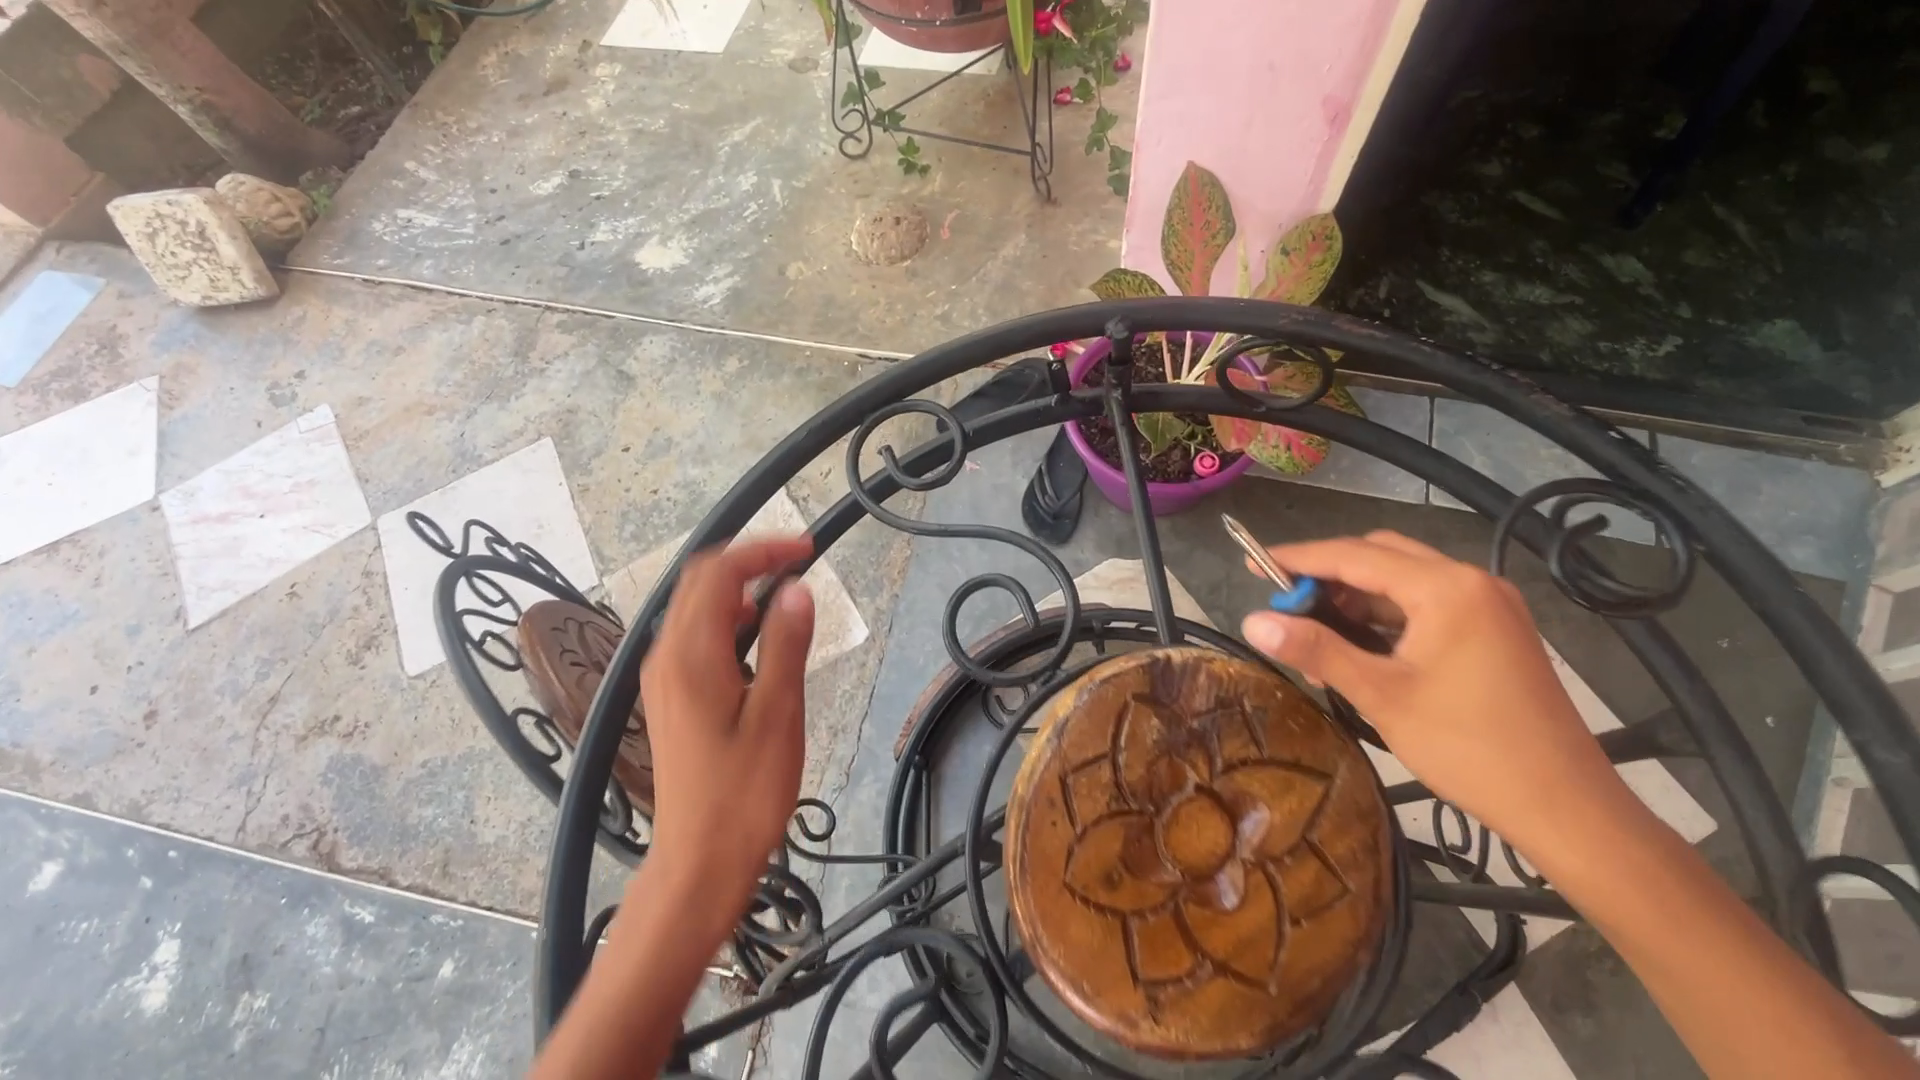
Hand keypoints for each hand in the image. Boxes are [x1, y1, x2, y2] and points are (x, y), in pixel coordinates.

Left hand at [638, 536, 815, 926]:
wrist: (700, 861)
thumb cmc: (745, 792)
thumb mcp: (778, 715)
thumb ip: (786, 645)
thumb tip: (797, 589)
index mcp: (690, 655)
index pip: (719, 573)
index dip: (763, 551)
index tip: (809, 549)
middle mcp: (666, 658)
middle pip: (699, 583)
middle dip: (749, 562)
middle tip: (799, 564)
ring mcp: (662, 679)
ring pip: (695, 610)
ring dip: (738, 591)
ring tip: (785, 597)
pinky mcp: (669, 700)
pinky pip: (694, 639)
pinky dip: (727, 622)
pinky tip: (758, 642)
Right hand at [1239, 531, 1622, 846]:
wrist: (1563, 804)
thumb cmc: (1467, 746)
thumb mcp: (1381, 696)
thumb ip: (1316, 650)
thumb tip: (1252, 623)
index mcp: (1446, 588)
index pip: (1355, 556)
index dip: (1298, 559)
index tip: (1252, 564)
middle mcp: (1472, 582)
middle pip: (1382, 557)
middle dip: (1327, 574)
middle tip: (1282, 602)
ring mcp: (1490, 606)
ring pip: (1405, 582)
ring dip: (1356, 598)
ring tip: (1312, 632)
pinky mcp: (1496, 631)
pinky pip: (1428, 606)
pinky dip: (1387, 618)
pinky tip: (1359, 647)